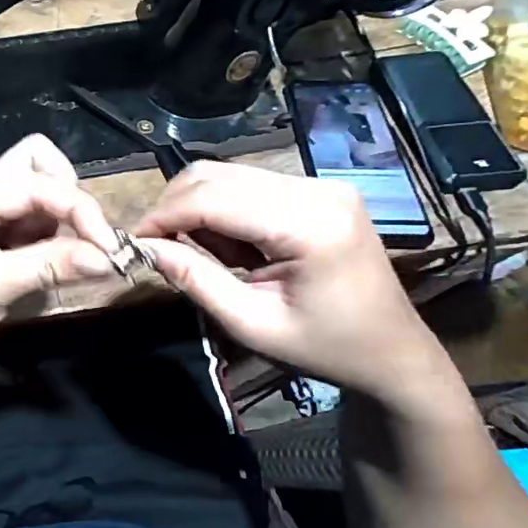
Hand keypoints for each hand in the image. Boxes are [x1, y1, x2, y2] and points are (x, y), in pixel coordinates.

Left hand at [0, 135, 120, 373]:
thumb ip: (51, 265)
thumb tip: (109, 258)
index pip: (37, 184)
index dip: (78, 208)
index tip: (109, 245)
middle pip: (39, 168)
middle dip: (69, 198)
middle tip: (86, 239)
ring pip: (42, 198)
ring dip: (66, 222)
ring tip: (77, 259)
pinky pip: (38, 227)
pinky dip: (57, 240)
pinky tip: (63, 264)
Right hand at [132, 161, 456, 403]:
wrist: (392, 352)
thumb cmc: (324, 348)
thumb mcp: (251, 324)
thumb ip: (196, 280)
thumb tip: (145, 248)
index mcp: (310, 224)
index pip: (213, 198)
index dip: (163, 215)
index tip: (134, 242)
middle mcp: (316, 189)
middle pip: (215, 176)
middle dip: (174, 208)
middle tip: (158, 248)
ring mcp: (319, 184)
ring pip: (226, 175)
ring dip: (196, 209)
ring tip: (201, 254)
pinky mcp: (316, 189)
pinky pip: (246, 185)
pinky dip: (220, 209)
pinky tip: (228, 245)